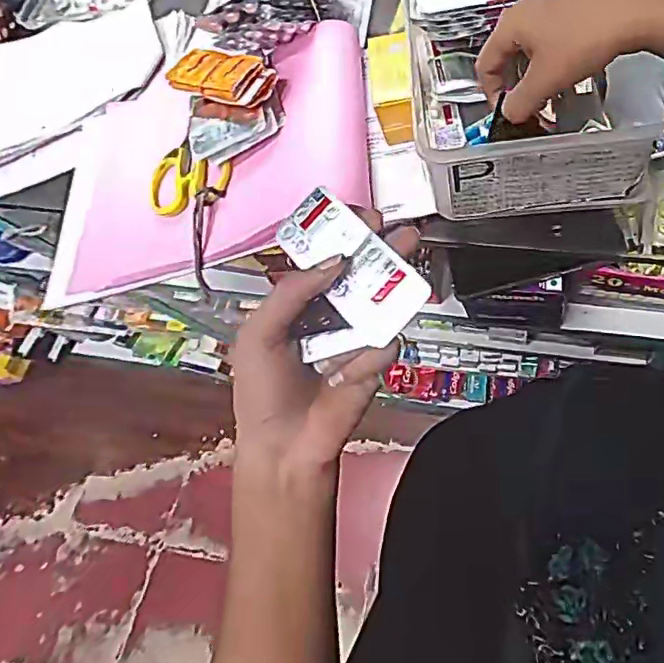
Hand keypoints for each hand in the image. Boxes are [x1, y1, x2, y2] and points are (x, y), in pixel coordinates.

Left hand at [231, 209, 419, 474]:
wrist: (283, 445)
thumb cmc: (262, 392)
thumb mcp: (259, 332)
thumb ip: (290, 291)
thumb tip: (332, 260)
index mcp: (300, 302)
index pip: (324, 259)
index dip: (341, 235)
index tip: (356, 217)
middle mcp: (331, 314)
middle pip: (360, 272)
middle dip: (379, 246)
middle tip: (392, 228)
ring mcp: (355, 335)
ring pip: (381, 300)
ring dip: (393, 278)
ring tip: (404, 256)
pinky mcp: (374, 360)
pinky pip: (383, 343)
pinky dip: (366, 352)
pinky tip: (341, 371)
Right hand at [476, 0, 663, 121]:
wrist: (629, 15)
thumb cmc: (587, 36)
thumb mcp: (546, 80)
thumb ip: (521, 102)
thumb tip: (510, 113)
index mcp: (510, 23)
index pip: (485, 64)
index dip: (492, 93)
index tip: (506, 110)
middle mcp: (525, 12)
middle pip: (507, 59)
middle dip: (517, 88)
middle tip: (528, 107)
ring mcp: (548, 11)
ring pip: (530, 54)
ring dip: (535, 80)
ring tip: (550, 97)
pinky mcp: (569, 15)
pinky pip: (550, 46)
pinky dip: (552, 66)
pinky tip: (567, 79)